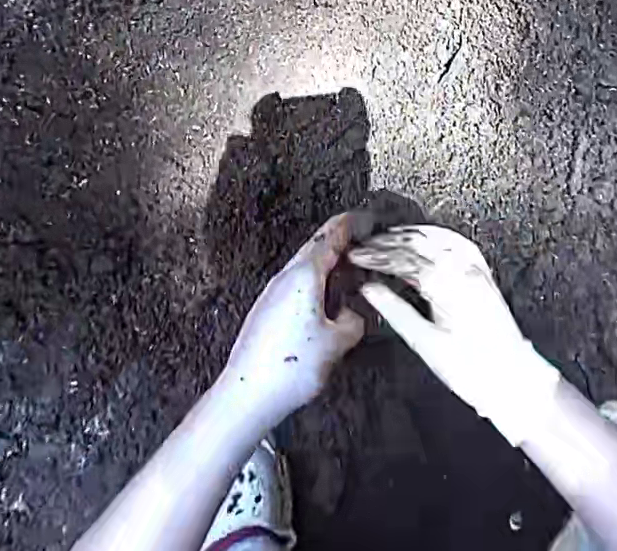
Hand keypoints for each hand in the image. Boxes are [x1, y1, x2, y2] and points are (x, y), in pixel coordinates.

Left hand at [217, 212, 367, 426]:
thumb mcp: (337, 343)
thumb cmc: (290, 368)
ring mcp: (274, 292)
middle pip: (318, 245)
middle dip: (343, 241)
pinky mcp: (268, 309)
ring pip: (307, 265)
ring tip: (352, 272)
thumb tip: (354, 314)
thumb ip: (354, 321)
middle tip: (365, 243)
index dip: (354, 224)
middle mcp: (287, 276)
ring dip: (330, 263)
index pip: (332, 234)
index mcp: (304, 274)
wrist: (245, 395)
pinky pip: (298, 283)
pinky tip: (328, 299)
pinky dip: (318, 281)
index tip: (370, 220)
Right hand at [348, 225, 561, 445]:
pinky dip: (434, 235)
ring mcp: (474, 267)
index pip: (401, 259)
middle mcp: (462, 268)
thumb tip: (371, 289)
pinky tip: (424, 236)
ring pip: (435, 237)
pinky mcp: (481, 271)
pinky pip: (454, 241)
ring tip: (386, 237)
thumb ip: (396, 311)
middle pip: (416, 243)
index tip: (357, 256)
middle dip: (387, 242)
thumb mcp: (425, 344)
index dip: (376, 255)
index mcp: (446, 283)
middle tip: (364, 246)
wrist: (514, 378)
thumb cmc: (472, 369)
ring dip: (408, 235)